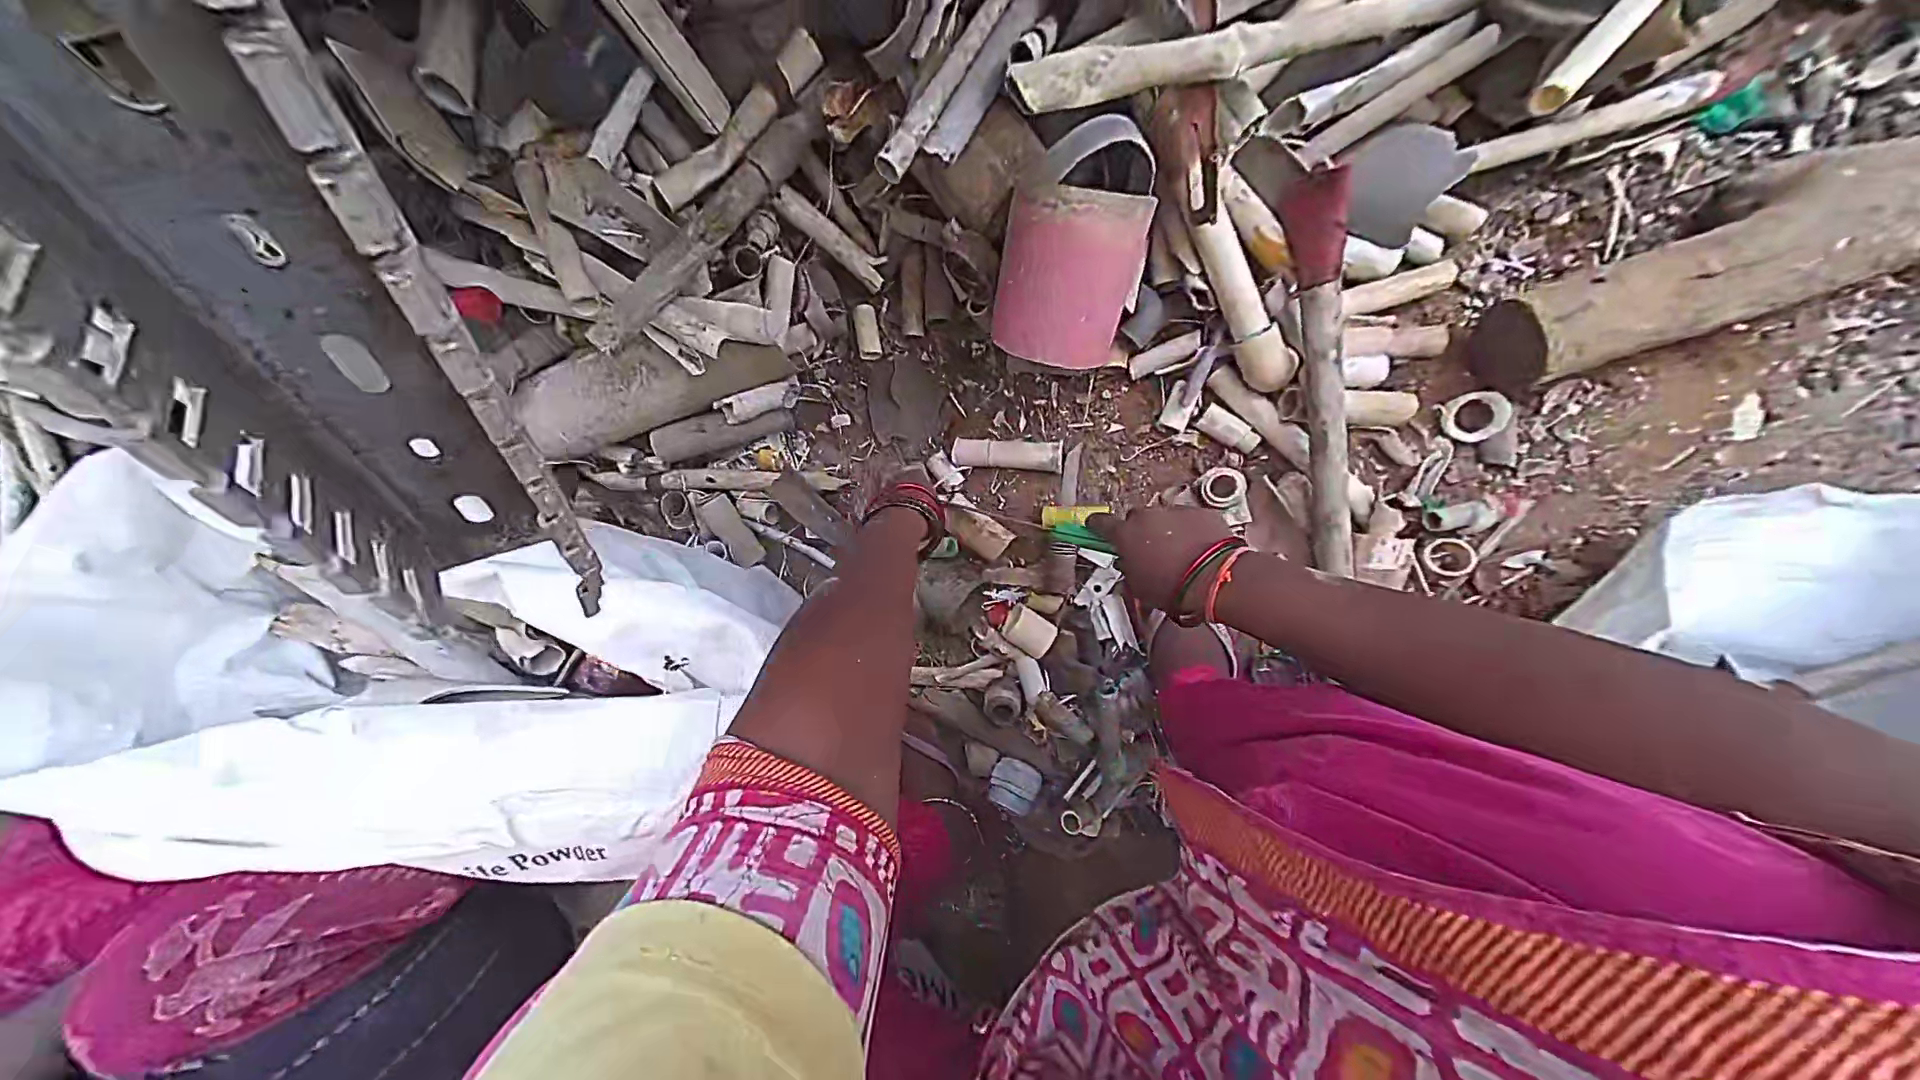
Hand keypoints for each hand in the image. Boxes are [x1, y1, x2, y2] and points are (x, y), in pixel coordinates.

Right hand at [1086, 507, 1234, 613]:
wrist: (1215, 580)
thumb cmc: (1174, 588)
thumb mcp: (1138, 587)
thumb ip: (1128, 569)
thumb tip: (1129, 565)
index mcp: (1125, 534)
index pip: (1100, 523)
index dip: (1096, 526)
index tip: (1095, 528)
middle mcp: (1147, 517)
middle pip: (1135, 519)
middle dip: (1138, 532)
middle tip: (1146, 552)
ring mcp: (1174, 511)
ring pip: (1163, 518)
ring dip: (1165, 532)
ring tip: (1175, 555)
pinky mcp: (1200, 512)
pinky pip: (1188, 519)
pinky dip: (1189, 530)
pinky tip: (1195, 550)